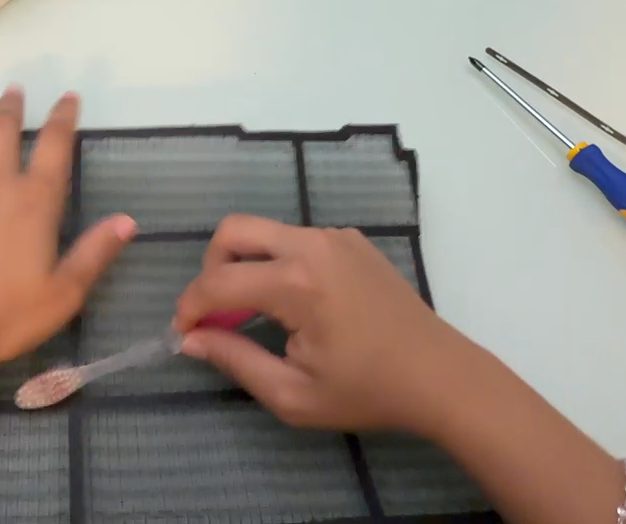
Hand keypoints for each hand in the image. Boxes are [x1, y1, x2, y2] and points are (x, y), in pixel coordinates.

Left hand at [0, 87, 136, 377]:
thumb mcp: (63, 293)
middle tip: (16, 88)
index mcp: (35, 201)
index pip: (56, 146)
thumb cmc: (2, 314)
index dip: (64, 117)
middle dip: (14, 106)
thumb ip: (95, 253)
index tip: (69, 97)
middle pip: (6, 130)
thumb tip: (128, 220)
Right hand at [172, 214, 470, 436]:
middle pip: (233, 230)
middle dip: (211, 267)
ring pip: (265, 232)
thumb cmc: (367, 391)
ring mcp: (333, 235)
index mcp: (297, 283)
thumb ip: (235, 361)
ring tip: (258, 312)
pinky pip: (297, 239)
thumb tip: (191, 339)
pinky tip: (300, 302)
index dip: (191, 306)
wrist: (440, 376)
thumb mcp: (293, 394)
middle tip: (218, 309)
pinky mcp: (349, 237)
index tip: (184, 332)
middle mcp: (311, 244)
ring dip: (247, 264)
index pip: (220, 282)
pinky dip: (281, 262)